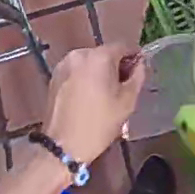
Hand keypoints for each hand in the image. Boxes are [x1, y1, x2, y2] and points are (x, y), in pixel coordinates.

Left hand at [42, 42, 143, 163]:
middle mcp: (80, 54)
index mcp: (100, 56)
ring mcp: (64, 64)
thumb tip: (140, 63)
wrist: (63, 146)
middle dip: (116, 65)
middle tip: (123, 86)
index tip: (138, 72)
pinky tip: (89, 96)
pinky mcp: (54, 76)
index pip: (123, 46)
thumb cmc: (100, 123)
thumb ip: (137, 76)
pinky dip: (85, 77)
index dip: (134, 57)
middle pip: (105, 53)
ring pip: (90, 62)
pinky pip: (77, 70)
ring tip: (105, 93)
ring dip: (100, 71)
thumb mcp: (127, 101)